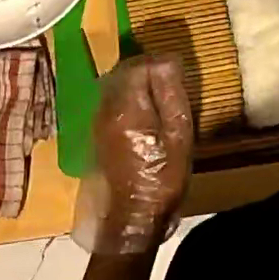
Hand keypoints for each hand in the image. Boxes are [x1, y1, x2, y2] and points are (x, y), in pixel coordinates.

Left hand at [87, 55, 193, 253]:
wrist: (134, 217)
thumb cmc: (163, 177)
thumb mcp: (179, 136)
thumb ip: (171, 96)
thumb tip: (167, 62)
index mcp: (128, 109)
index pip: (137, 66)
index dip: (157, 62)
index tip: (176, 69)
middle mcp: (106, 110)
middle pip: (122, 72)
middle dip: (146, 69)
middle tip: (170, 78)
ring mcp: (98, 122)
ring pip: (115, 85)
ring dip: (137, 82)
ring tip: (161, 92)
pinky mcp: (98, 133)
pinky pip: (112, 101)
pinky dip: (129, 97)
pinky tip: (146, 110)